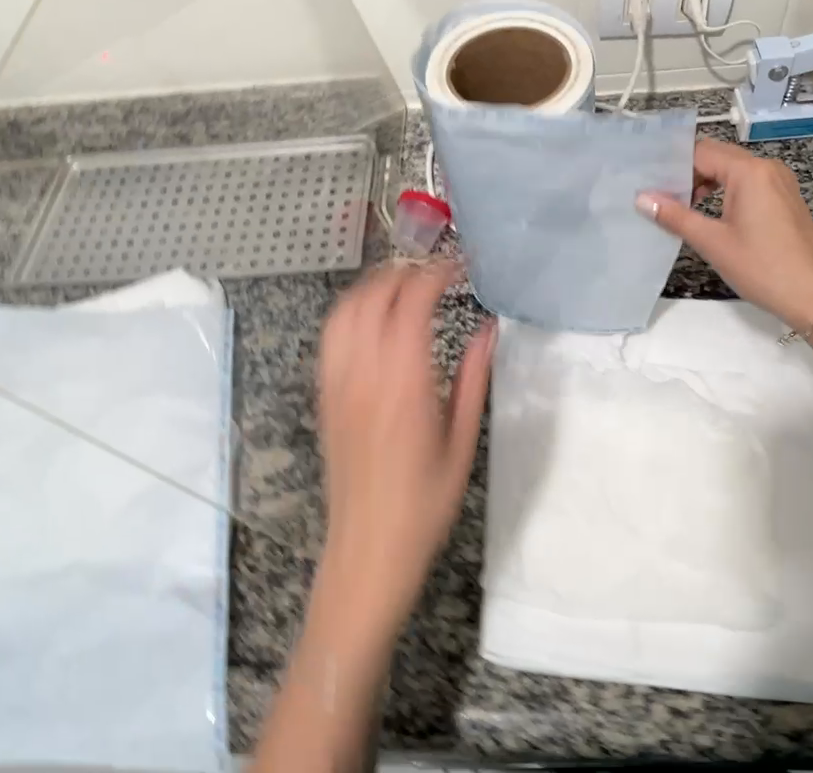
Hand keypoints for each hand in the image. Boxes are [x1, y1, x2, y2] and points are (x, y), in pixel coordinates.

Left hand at [314, 261, 493, 619]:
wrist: (368, 547)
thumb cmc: (425, 503)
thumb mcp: (463, 442)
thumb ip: (474, 378)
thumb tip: (488, 328)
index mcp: (405, 384)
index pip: (413, 303)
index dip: (435, 274)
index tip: (459, 266)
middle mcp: (365, 374)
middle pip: (376, 296)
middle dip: (405, 270)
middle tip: (436, 270)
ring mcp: (338, 382)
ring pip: (346, 309)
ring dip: (374, 285)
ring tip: (404, 282)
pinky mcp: (324, 394)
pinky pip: (329, 336)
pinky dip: (349, 310)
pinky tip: (369, 314)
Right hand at [636, 137, 812, 330]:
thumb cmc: (762, 268)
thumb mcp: (713, 242)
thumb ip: (675, 216)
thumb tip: (642, 199)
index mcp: (750, 171)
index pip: (701, 152)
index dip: (673, 166)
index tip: (649, 183)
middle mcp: (768, 168)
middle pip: (718, 157)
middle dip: (688, 174)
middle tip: (658, 195)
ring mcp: (781, 183)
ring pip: (733, 171)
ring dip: (706, 184)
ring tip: (680, 208)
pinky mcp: (785, 199)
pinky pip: (749, 184)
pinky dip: (726, 192)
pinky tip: (710, 215)